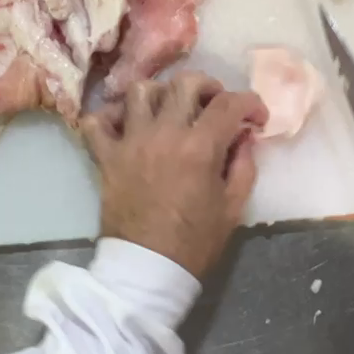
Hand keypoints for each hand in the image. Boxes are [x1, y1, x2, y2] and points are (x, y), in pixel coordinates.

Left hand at [78, 72, 267, 278]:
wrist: (148, 270)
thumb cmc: (195, 243)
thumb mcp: (233, 207)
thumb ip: (243, 165)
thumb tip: (244, 137)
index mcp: (199, 148)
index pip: (229, 104)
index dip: (250, 103)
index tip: (256, 118)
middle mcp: (164, 134)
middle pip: (185, 83)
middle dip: (208, 87)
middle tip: (214, 106)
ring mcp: (130, 142)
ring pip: (140, 90)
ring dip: (161, 93)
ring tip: (170, 110)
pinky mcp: (106, 157)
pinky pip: (96, 121)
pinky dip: (111, 116)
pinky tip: (127, 125)